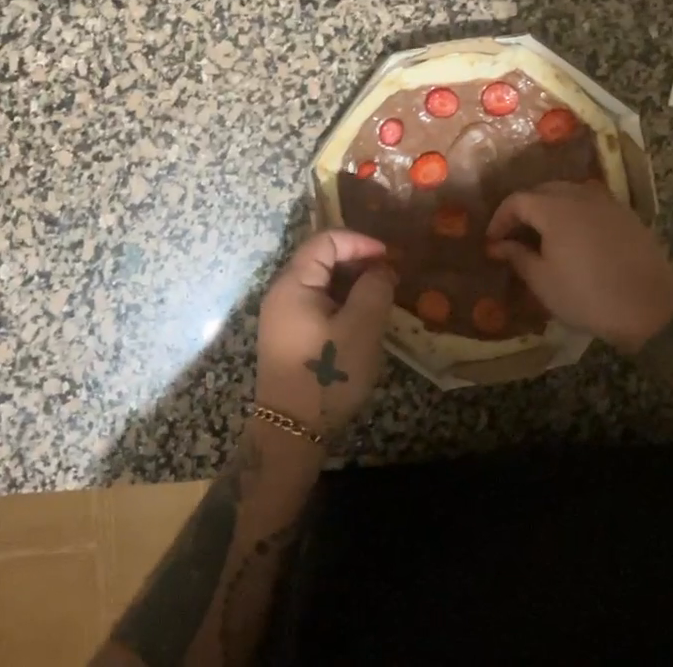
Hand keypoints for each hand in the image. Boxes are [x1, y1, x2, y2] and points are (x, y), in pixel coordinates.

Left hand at [254, 230, 395, 439]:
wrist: (292, 430)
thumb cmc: (328, 374)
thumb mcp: (361, 328)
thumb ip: (375, 289)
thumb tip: (380, 270)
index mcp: (293, 283)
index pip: (325, 241)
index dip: (359, 241)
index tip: (389, 257)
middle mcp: (282, 294)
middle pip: (321, 260)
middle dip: (358, 262)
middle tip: (390, 277)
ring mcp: (283, 317)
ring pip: (321, 285)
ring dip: (352, 285)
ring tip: (382, 298)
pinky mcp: (289, 338)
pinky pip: (317, 306)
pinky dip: (342, 303)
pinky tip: (363, 320)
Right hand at [486, 181, 672, 351]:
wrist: (649, 309)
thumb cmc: (586, 297)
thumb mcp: (543, 281)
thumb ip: (517, 256)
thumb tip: (498, 245)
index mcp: (555, 209)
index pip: (517, 200)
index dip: (500, 218)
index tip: (493, 241)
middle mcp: (581, 196)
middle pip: (544, 190)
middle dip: (525, 209)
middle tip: (515, 235)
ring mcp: (609, 203)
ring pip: (571, 193)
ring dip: (552, 207)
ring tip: (545, 234)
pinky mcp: (628, 216)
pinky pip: (594, 203)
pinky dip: (577, 213)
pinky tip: (577, 238)